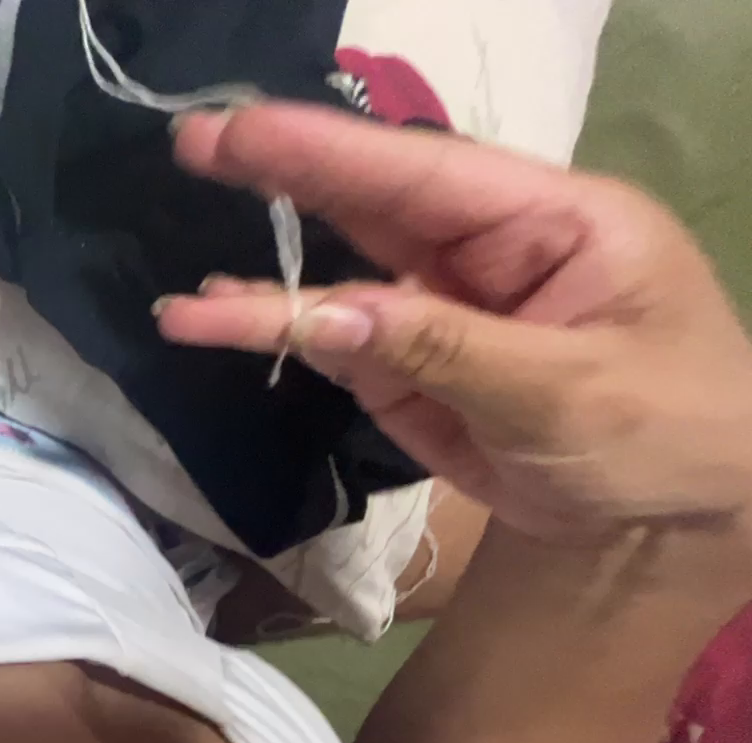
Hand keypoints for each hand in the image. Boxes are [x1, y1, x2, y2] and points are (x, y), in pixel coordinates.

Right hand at [154, 104, 751, 543]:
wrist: (657, 514)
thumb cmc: (663, 433)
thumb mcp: (564, 388)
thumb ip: (437, 346)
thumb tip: (321, 317)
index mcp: (547, 223)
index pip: (419, 174)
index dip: (323, 152)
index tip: (238, 132)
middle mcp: (475, 252)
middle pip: (360, 205)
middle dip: (275, 176)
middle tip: (193, 143)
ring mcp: (426, 310)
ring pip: (325, 284)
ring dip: (250, 289)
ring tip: (175, 303)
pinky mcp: (392, 364)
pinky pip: (320, 340)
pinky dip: (265, 332)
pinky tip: (212, 320)